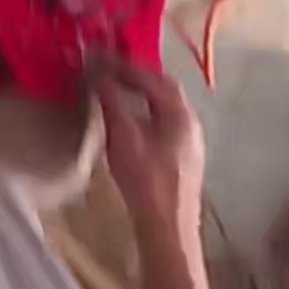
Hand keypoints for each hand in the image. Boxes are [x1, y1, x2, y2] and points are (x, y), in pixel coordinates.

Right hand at [95, 62, 205, 247]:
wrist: (168, 232)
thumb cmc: (145, 181)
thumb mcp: (123, 137)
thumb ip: (112, 100)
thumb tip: (99, 74)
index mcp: (180, 113)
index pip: (150, 76)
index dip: (123, 64)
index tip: (99, 56)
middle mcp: (190, 121)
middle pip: (162, 86)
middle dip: (134, 73)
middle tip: (107, 67)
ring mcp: (189, 139)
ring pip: (163, 103)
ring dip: (140, 90)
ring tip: (114, 86)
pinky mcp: (182, 155)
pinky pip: (162, 118)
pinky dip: (143, 107)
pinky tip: (127, 115)